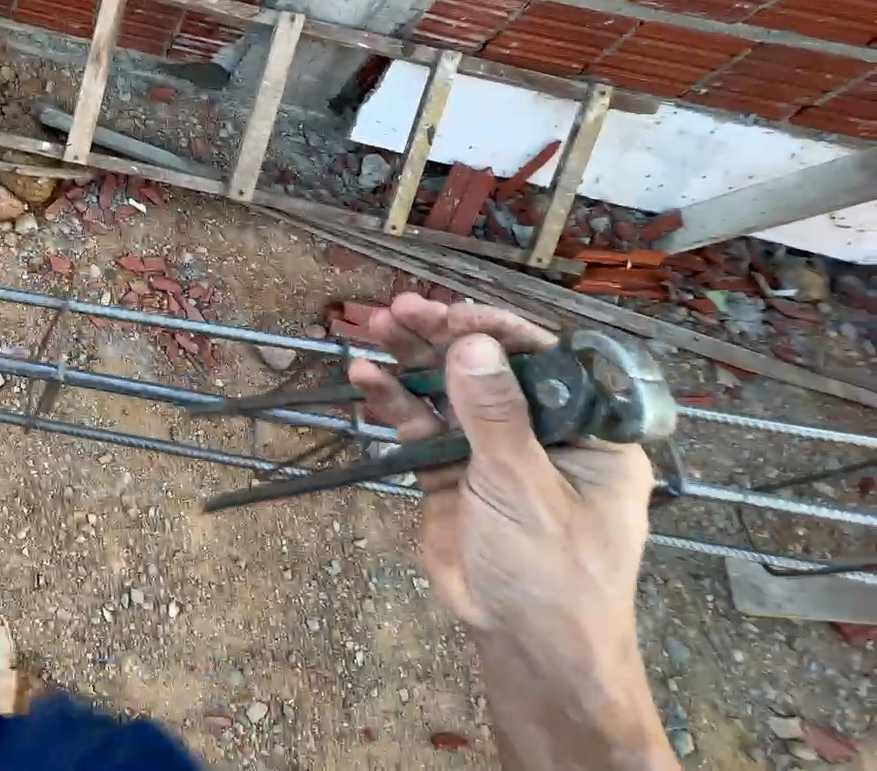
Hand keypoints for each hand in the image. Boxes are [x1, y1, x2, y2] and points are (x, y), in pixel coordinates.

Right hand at [346, 294, 675, 770]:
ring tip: (373, 328)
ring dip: (410, 361)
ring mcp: (489, 451)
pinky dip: (392, 402)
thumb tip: (472, 346)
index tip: (450, 315)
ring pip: (447, 392)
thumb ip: (494, 415)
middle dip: (442, 338)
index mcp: (588, 433)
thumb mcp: (524, 488)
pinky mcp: (448, 470)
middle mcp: (538, 433)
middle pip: (487, 370)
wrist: (521, 642)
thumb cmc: (551, 570)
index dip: (496, 331)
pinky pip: (419, 426)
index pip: (546, 363)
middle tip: (397, 310)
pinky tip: (366, 379)